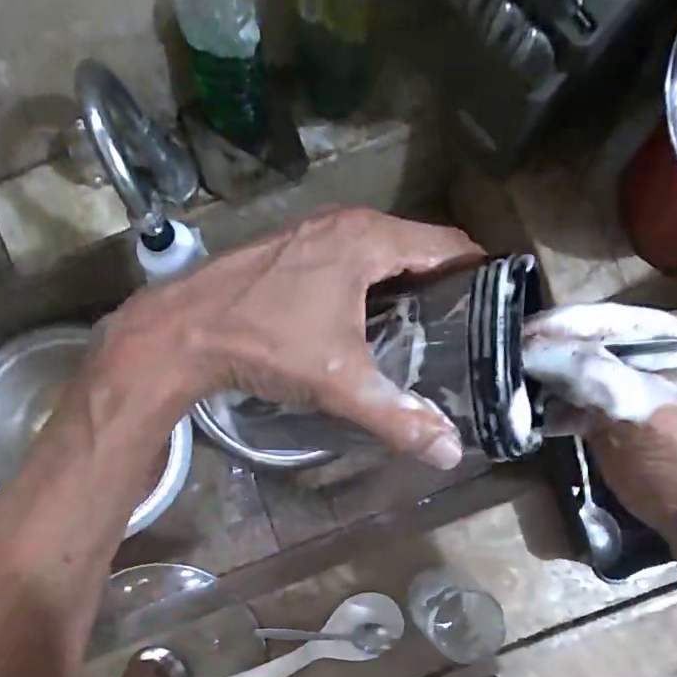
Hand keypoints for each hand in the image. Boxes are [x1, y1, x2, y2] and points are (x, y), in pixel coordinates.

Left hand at [94, 208, 482, 468]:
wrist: (181, 331)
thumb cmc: (266, 343)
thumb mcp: (338, 382)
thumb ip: (398, 416)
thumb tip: (450, 454)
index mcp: (369, 239)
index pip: (448, 245)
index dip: (478, 274)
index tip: (495, 309)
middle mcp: (346, 222)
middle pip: (417, 246)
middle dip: (443, 282)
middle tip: (462, 330)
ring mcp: (313, 230)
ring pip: (380, 250)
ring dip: (404, 281)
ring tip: (423, 329)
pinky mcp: (290, 246)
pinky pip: (349, 256)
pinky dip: (368, 280)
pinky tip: (366, 318)